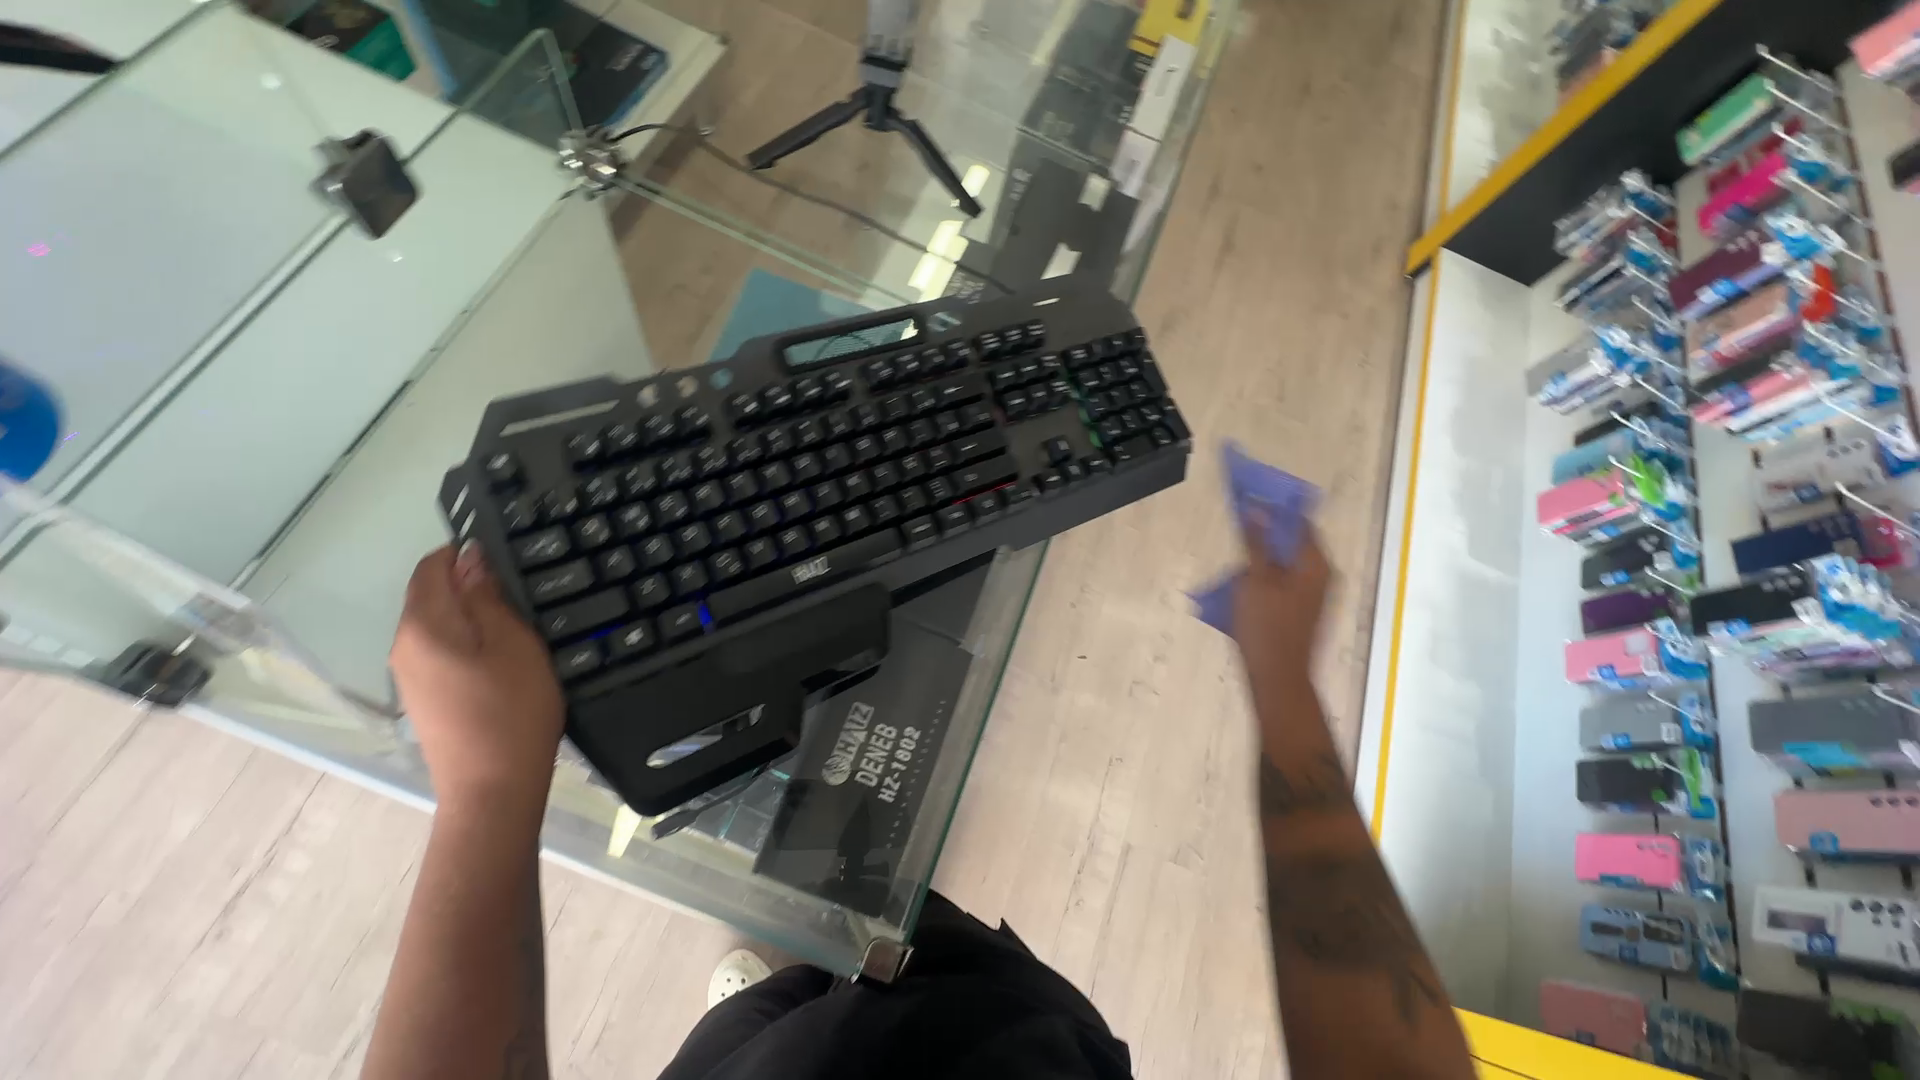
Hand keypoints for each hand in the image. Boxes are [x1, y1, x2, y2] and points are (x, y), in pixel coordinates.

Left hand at [391, 544, 565, 809]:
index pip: (432, 566)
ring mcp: (410, 677)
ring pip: (440, 626)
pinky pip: (443, 652)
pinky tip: (503, 664)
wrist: (493, 790)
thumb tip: (469, 557)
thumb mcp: (514, 644)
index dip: (468, 555)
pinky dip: (470, 645)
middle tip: (525, 600)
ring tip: (521, 632)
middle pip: (432, 596)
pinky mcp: (424, 700)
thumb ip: (487, 596)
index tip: (511, 566)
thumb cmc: (512, 711)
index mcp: (422, 626)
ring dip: (474, 618)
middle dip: (472, 587)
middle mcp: (403, 647)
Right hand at [1232, 514, 1333, 681]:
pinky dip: (1264, 582)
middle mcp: (1322, 577)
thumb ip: (1257, 543)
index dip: (1274, 511)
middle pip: (1292, 545)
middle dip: (1264, 539)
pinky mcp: (1302, 613)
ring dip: (1261, 562)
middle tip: (1236, 536)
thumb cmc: (1265, 625)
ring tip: (1234, 566)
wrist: (1277, 677)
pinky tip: (1242, 590)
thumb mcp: (1255, 579)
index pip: (1299, 523)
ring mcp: (1314, 597)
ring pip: (1285, 567)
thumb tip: (1258, 509)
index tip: (1249, 504)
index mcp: (1317, 564)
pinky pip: (1283, 586)